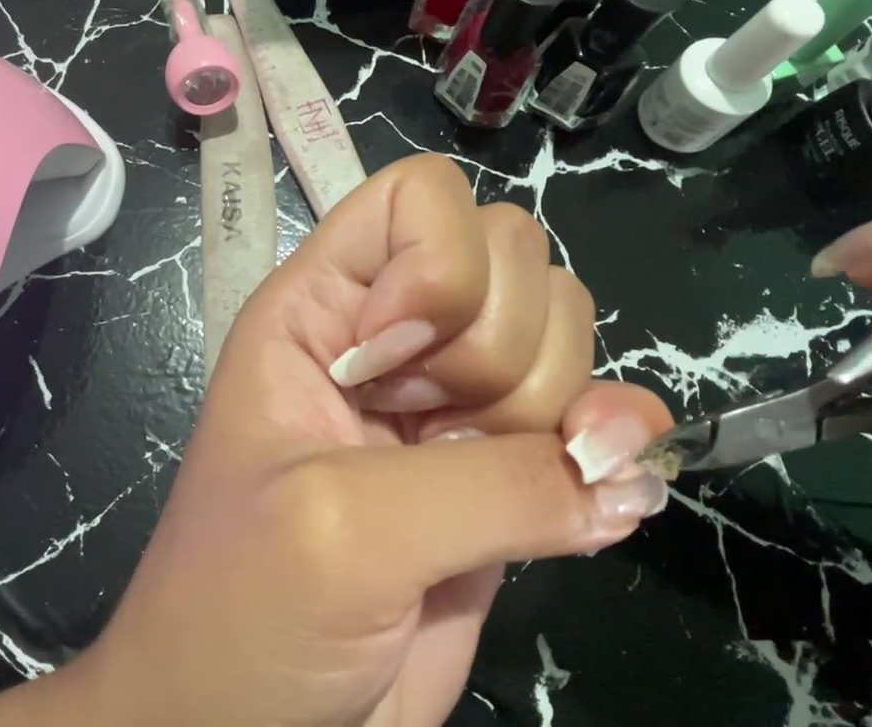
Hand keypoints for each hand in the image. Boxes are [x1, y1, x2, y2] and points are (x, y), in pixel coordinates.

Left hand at [0, 154, 673, 725]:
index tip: (406, 364)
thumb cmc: (248, 608)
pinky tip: (609, 483)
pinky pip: (597, 409)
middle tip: (433, 433)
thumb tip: (624, 464)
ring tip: (487, 483)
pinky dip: (620, 434)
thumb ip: (488, 484)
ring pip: (561, 328)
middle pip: (510, 257)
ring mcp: (456, 400)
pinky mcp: (505, 470)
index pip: (418, 196)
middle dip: (497, 348)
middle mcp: (393, 333)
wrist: (249, 721)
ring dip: (550, 401)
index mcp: (322, 307)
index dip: (439, 263)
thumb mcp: (342, 527)